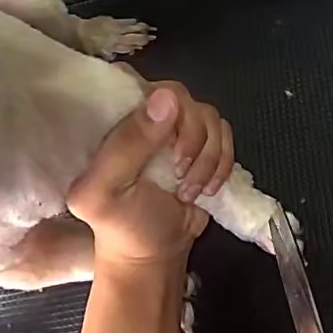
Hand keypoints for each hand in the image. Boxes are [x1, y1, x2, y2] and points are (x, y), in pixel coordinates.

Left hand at [65, 87, 211, 271]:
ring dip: (207, 157)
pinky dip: (222, 162)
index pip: (130, 80)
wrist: (156, 253)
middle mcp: (142, 115)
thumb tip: (166, 97)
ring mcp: (175, 127)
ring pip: (207, 114)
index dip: (153, 102)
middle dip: (190, 138)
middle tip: (180, 172)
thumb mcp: (107, 192)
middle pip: (179, 95)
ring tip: (190, 190)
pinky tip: (208, 187)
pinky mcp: (203, 140)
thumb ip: (127, 145)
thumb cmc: (123, 226)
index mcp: (108, 120)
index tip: (162, 138)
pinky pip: (225, 132)